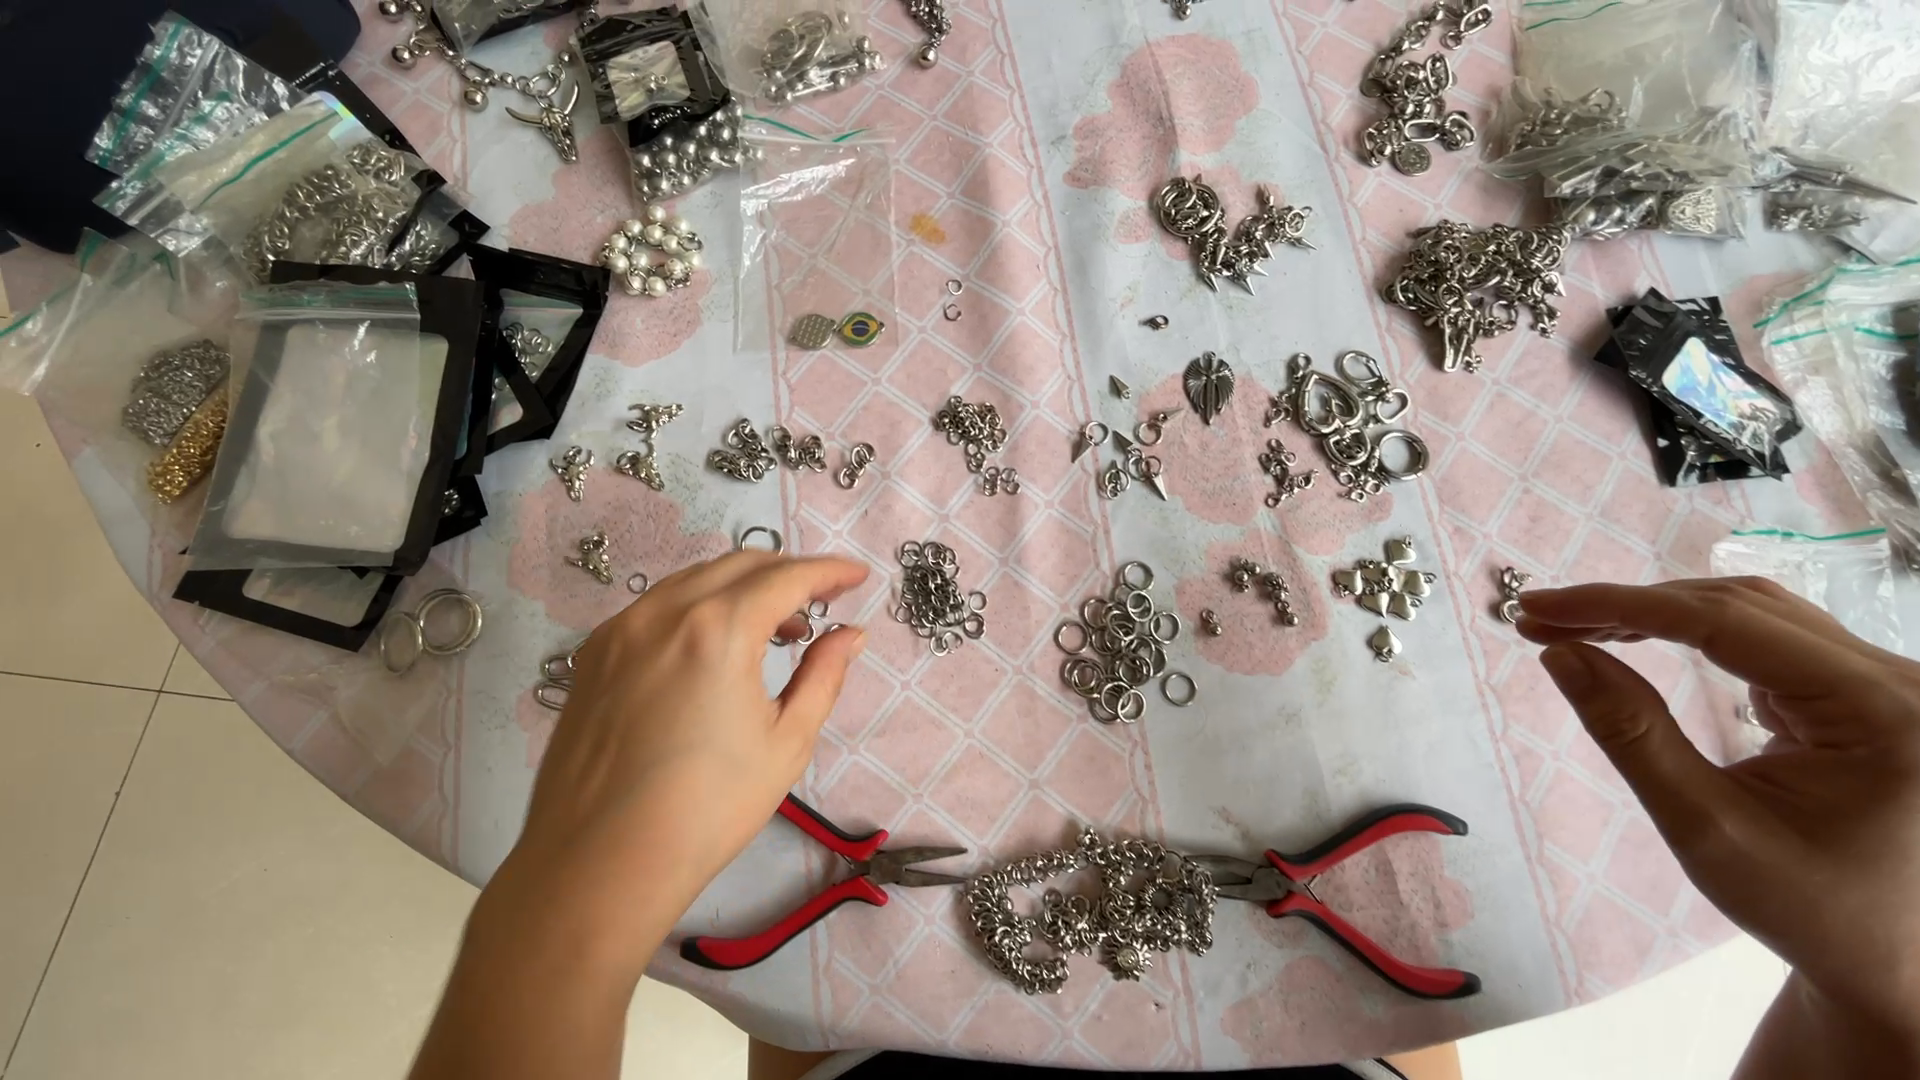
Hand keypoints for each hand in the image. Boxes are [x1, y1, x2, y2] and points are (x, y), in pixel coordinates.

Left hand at [484, 551, 870, 977]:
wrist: (600, 864)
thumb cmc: (709, 808)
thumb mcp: (787, 742)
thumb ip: (824, 675)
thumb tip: (850, 634)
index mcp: (719, 630)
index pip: (787, 578)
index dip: (829, 572)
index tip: (858, 576)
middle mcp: (666, 611)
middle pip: (740, 565)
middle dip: (789, 573)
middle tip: (821, 602)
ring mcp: (622, 628)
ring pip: (696, 579)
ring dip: (744, 587)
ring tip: (775, 627)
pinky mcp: (594, 653)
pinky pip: (659, 605)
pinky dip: (700, 605)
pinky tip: (715, 646)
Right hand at [1518, 578, 1919, 1060]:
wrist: (1891, 960)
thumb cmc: (1807, 907)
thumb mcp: (1704, 825)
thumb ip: (1631, 732)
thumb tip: (1559, 653)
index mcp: (1882, 712)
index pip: (1723, 622)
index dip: (1618, 604)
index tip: (1536, 607)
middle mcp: (1899, 681)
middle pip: (1737, 606)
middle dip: (1627, 605)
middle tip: (1539, 621)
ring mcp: (1885, 684)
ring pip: (1749, 612)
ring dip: (1653, 611)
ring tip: (1574, 627)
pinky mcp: (1861, 693)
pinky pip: (1762, 636)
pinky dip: (1686, 629)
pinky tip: (1634, 641)